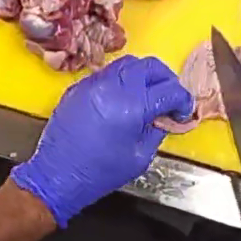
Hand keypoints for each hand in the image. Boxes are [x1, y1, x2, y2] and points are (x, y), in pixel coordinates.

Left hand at [11, 55, 193, 225]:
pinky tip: (123, 99)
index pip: (168, 90)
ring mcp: (92, 85)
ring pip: (127, 64)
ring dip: (143, 76)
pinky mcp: (77, 88)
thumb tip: (166, 116)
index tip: (183, 110)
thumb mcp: (139, 157)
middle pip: (149, 66)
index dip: (182, 100)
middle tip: (168, 97)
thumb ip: (157, 131)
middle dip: (165, 79)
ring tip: (147, 95)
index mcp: (131, 107)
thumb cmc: (99, 173)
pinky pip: (106, 74)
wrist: (58, 176)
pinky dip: (121, 81)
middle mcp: (111, 88)